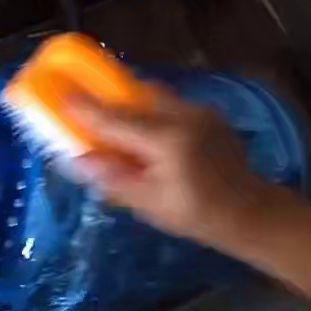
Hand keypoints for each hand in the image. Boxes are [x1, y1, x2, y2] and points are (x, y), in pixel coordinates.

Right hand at [64, 92, 280, 246]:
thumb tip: (77, 159)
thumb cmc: (196, 215)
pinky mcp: (207, 112)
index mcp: (167, 141)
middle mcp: (183, 116)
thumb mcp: (148, 204)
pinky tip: (146, 132)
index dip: (85, 108)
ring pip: (153, 96)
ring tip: (115, 121)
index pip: (116, 119)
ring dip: (131, 104)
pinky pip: (169, 103)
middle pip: (134, 98)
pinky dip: (151, 111)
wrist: (249, 211)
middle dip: (107, 102)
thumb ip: (112, 178)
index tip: (61, 95)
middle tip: (85, 108)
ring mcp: (198, 111)